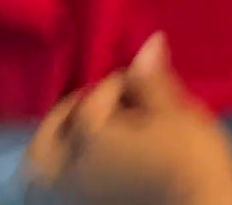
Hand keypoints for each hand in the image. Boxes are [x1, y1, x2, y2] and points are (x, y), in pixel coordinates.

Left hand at [26, 36, 231, 204]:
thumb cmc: (189, 158)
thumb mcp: (176, 111)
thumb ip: (152, 81)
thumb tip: (150, 42)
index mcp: (88, 138)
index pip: (96, 97)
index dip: (123, 82)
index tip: (144, 79)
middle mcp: (66, 173)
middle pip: (45, 142)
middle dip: (66, 116)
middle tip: (96, 103)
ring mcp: (70, 200)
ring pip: (43, 173)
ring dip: (58, 149)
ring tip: (91, 134)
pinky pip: (58, 193)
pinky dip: (66, 175)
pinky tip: (94, 164)